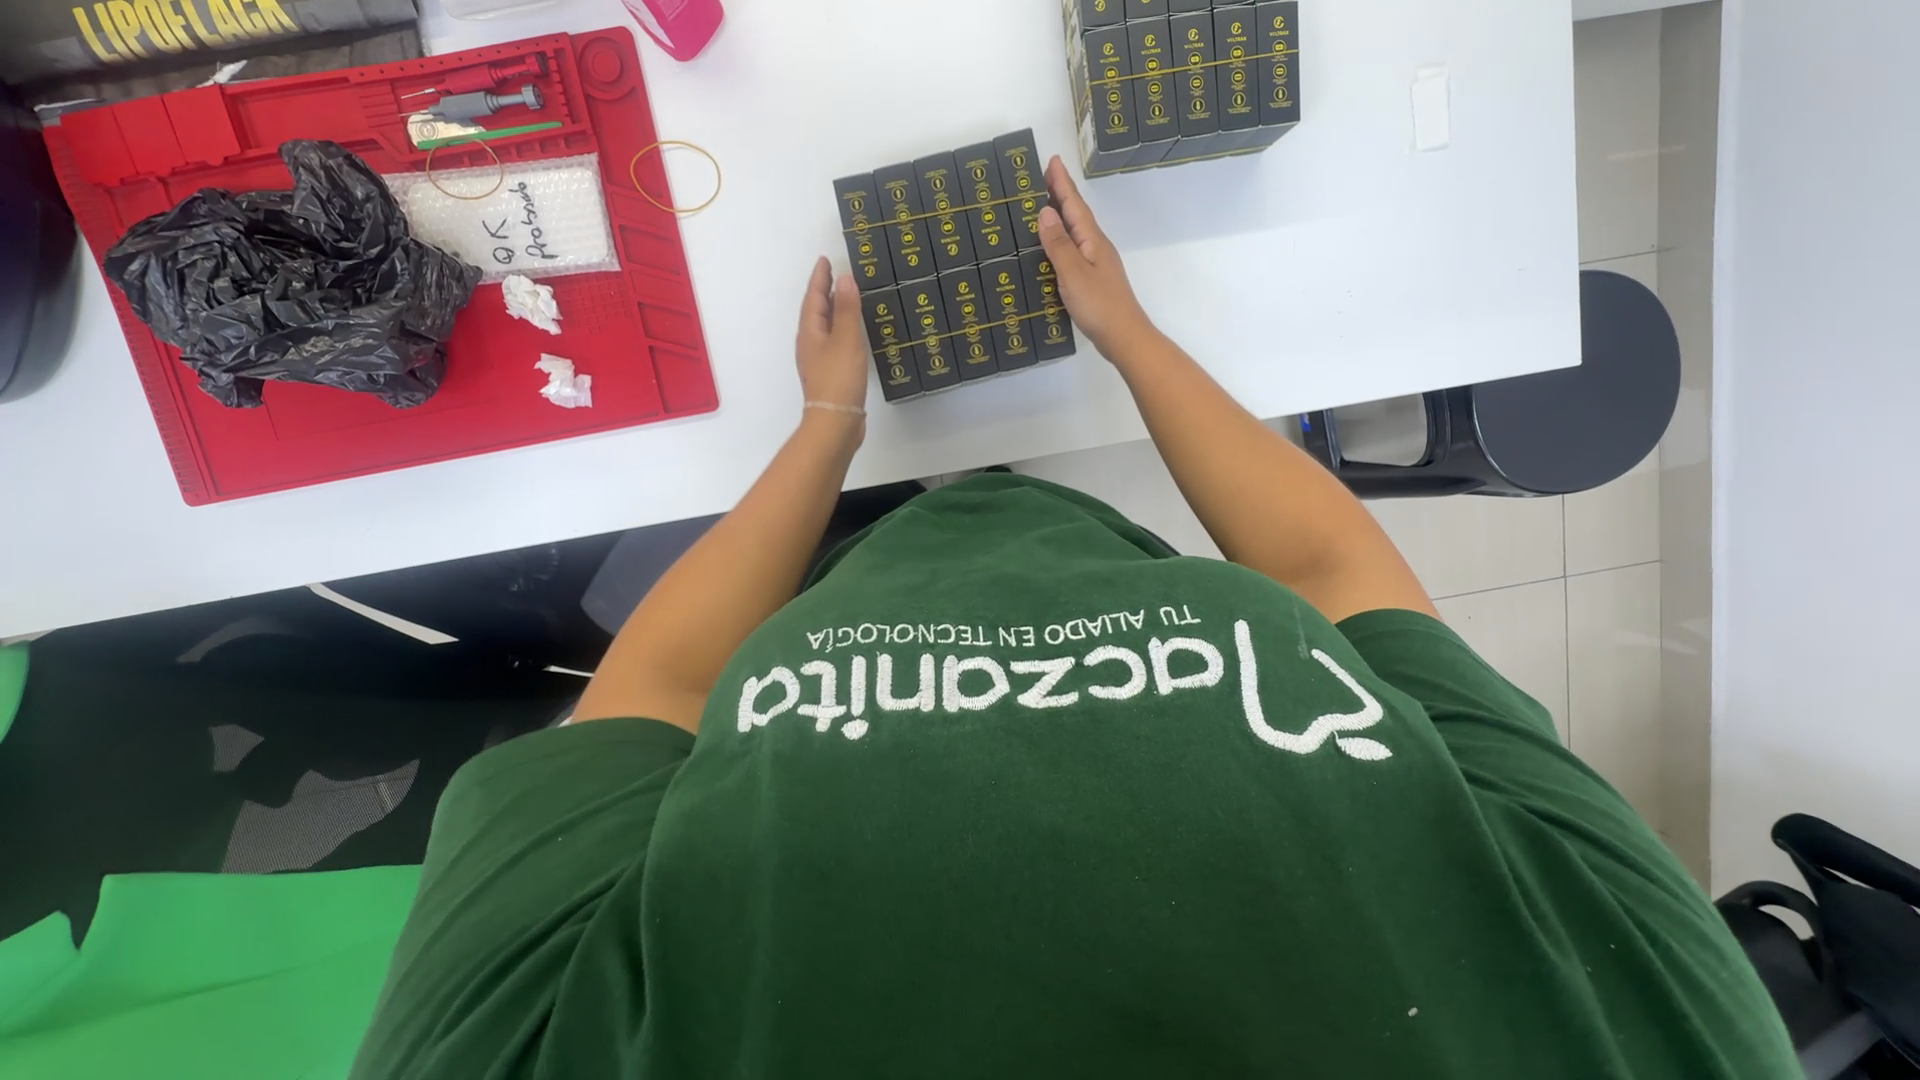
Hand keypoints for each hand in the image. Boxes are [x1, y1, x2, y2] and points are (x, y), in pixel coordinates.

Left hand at [794, 256, 870, 421]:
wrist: (835, 422)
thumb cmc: (839, 379)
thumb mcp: (846, 340)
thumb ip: (846, 309)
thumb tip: (844, 279)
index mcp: (810, 332)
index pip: (814, 297)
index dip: (820, 278)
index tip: (825, 260)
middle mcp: (810, 344)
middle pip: (816, 311)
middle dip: (824, 292)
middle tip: (834, 274)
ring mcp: (818, 361)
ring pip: (824, 327)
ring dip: (833, 311)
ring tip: (845, 299)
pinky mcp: (830, 374)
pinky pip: (833, 342)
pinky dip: (841, 330)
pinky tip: (851, 335)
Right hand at [1038, 156, 1154, 357]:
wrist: (1123, 337)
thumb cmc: (1099, 305)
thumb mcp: (1073, 273)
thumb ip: (1058, 244)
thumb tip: (1045, 212)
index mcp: (1092, 240)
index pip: (1074, 205)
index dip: (1061, 184)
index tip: (1051, 161)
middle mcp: (1096, 247)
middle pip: (1075, 215)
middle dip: (1060, 195)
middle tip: (1042, 178)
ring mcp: (1095, 264)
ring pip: (1074, 233)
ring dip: (1060, 218)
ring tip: (1042, 208)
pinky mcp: (1092, 281)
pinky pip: (1072, 251)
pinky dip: (1060, 242)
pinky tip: (1052, 249)